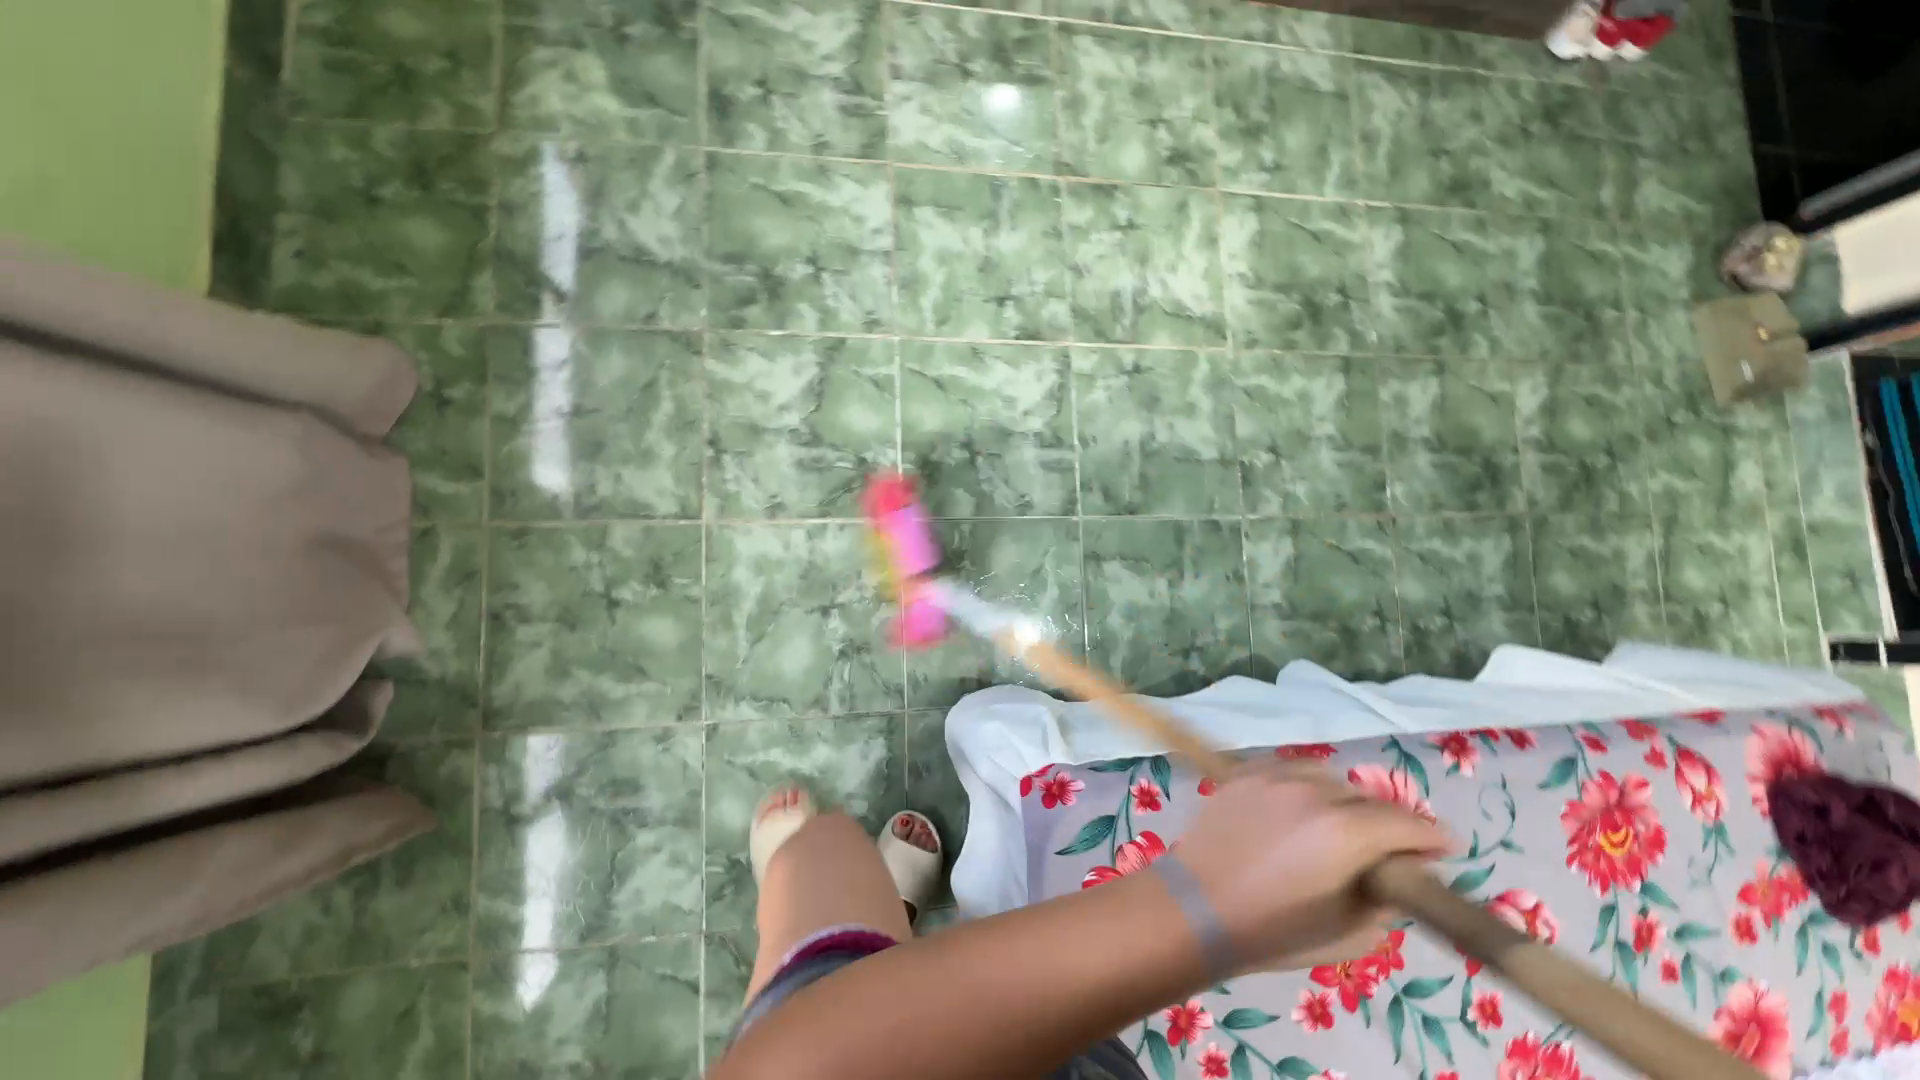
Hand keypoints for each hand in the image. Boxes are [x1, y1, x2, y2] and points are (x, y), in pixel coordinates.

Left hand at [1170, 760, 1452, 973]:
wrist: (1195, 908)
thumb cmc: (1273, 931)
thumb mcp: (1350, 933)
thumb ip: (1387, 901)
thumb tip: (1399, 876)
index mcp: (1347, 833)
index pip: (1409, 825)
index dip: (1433, 838)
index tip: (1444, 849)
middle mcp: (1315, 793)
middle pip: (1372, 799)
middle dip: (1391, 822)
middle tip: (1393, 845)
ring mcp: (1276, 777)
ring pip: (1332, 779)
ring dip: (1348, 800)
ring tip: (1345, 824)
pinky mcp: (1246, 774)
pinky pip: (1293, 770)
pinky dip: (1309, 787)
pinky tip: (1305, 808)